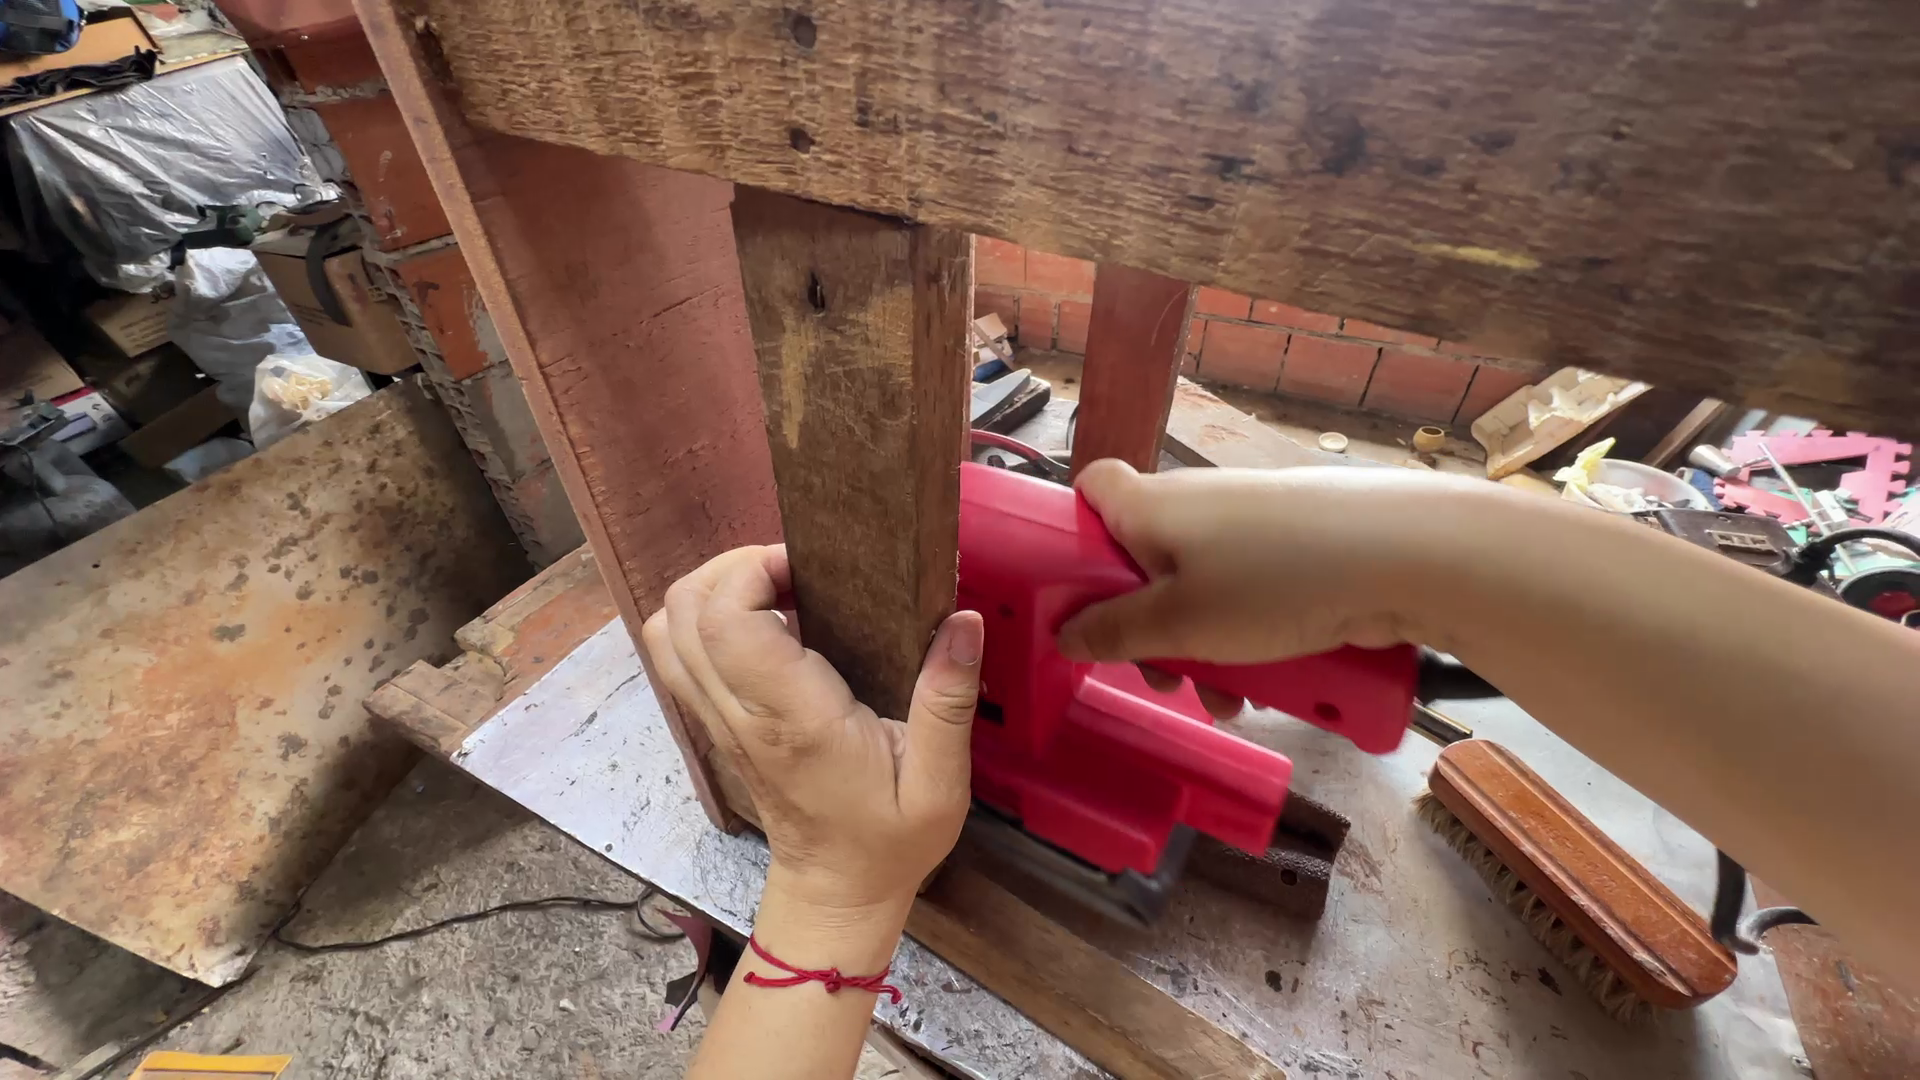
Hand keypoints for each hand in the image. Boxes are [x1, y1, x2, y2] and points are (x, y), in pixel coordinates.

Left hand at [642, 545, 983, 918]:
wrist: (834, 893)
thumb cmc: (889, 839)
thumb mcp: (940, 782)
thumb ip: (949, 702)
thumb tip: (964, 621)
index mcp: (793, 718)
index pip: (727, 622)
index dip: (753, 570)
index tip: (809, 564)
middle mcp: (739, 712)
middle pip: (685, 611)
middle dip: (733, 567)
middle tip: (797, 569)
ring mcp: (716, 718)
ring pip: (668, 629)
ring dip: (714, 590)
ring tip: (777, 589)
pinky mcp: (713, 722)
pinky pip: (679, 653)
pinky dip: (706, 619)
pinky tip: (764, 622)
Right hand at [1057, 460, 1455, 710]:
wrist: (1411, 555)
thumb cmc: (1272, 584)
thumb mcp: (1182, 624)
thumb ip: (1114, 632)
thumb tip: (1063, 634)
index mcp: (1151, 505)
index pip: (1091, 487)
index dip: (1076, 530)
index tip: (1084, 586)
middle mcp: (1193, 500)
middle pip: (1141, 555)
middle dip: (1142, 621)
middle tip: (1159, 673)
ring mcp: (1247, 517)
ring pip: (1195, 580)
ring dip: (1195, 641)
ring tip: (1223, 696)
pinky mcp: (1292, 537)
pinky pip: (1242, 583)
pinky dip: (1239, 627)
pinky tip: (1263, 677)